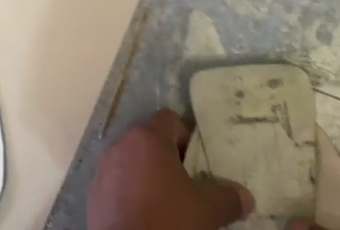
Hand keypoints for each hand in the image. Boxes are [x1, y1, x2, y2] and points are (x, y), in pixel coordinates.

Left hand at [87, 109, 254, 229]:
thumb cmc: (168, 221)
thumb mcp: (206, 211)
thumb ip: (227, 197)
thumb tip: (246, 197)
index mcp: (148, 138)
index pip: (170, 120)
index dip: (186, 138)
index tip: (196, 165)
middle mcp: (121, 145)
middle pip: (149, 141)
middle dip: (167, 161)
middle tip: (185, 188)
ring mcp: (104, 169)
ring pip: (131, 163)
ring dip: (147, 177)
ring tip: (164, 205)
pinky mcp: (93, 194)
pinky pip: (116, 184)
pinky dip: (129, 194)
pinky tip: (143, 217)